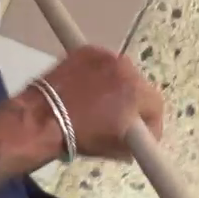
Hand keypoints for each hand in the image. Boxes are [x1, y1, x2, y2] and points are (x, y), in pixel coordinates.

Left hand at [29, 46, 163, 160]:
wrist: (42, 117)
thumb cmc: (80, 136)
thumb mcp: (116, 148)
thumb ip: (136, 142)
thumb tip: (139, 141)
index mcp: (138, 93)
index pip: (156, 107)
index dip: (150, 124)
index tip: (140, 135)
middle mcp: (127, 69)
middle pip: (139, 87)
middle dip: (133, 103)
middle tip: (119, 117)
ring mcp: (106, 56)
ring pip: (121, 73)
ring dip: (116, 85)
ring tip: (100, 101)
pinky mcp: (88, 49)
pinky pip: (101, 63)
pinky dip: (98, 73)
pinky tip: (86, 86)